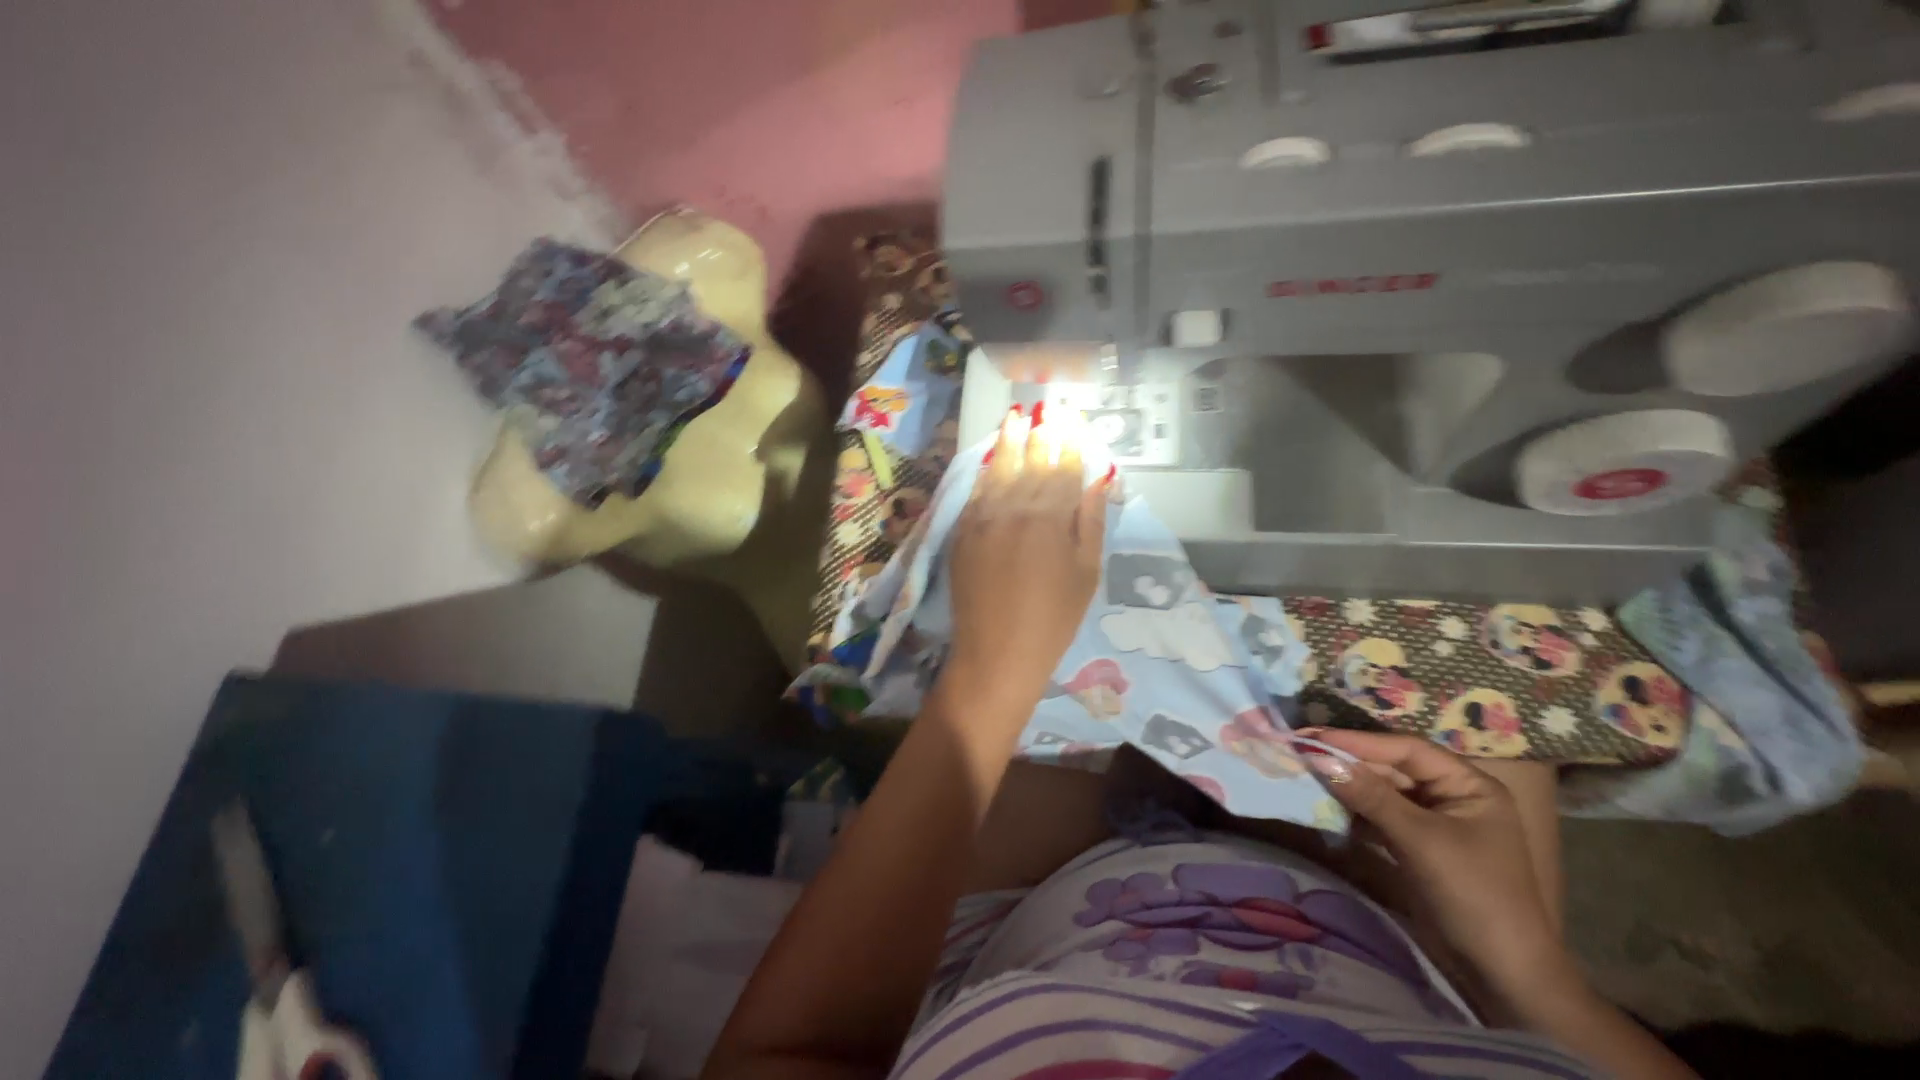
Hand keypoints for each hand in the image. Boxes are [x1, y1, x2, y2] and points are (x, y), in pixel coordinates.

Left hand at [943, 406, 1108, 719]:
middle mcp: (1017, 507)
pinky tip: (992, 456)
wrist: (997, 653)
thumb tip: (1096, 481)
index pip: (1065, 467)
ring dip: (1010, 440)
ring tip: (1015, 415)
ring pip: (1000, 468)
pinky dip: (986, 469)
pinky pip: (976, 490)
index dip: (1070, 439)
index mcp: (1054, 518)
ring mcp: (985, 517)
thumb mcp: (1086, 574)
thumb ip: (1089, 522)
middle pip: (1032, 460)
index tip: (1072, 416)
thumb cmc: (1054, 620)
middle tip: (1046, 405)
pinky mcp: (963, 531)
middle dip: (1042, 431)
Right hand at [1298, 729, 1572, 996]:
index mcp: (1469, 784)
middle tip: (1301, 752)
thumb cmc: (1472, 892)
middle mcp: (1453, 795)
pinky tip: (1327, 807)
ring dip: (1349, 786)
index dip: (1359, 741)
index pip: (1406, 749)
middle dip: (1350, 762)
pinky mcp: (1418, 847)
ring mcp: (1435, 822)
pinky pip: (1382, 817)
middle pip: (1393, 768)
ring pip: (1384, 793)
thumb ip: (1371, 796)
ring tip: (1306, 775)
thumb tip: (1321, 759)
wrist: (1501, 969)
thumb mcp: (1421, 840)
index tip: (1312, 738)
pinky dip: (1356, 812)